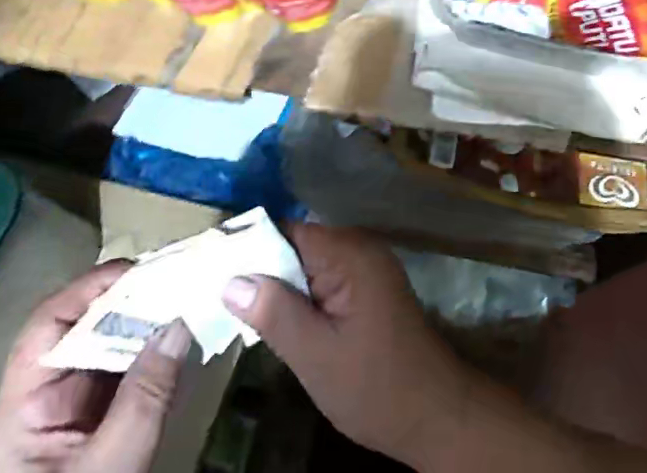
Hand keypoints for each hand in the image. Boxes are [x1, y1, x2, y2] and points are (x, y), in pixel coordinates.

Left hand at [0, 260, 193, 472]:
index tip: (143, 270)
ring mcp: (69, 413)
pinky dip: (152, 354)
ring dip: (146, 324)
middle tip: (180, 277)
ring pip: (106, 350)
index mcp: (22, 406)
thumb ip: (145, 395)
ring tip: (188, 298)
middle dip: (129, 300)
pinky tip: (182, 340)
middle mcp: (42, 398)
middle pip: (81, 331)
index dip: (90, 290)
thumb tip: (179, 322)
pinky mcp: (95, 426)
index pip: (48, 327)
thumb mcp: (110, 468)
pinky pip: (123, 376)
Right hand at [219, 224, 472, 466]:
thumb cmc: (375, 387)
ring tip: (234, 307)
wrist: (436, 415)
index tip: (210, 267)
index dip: (248, 247)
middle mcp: (359, 247)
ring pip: (307, 263)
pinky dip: (299, 294)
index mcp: (348, 254)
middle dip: (259, 267)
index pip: (286, 232)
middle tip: (214, 293)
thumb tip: (230, 279)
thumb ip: (274, 313)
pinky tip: (276, 319)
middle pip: (295, 244)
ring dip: (278, 284)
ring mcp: (366, 266)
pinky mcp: (369, 286)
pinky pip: (324, 277)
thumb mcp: (316, 356)